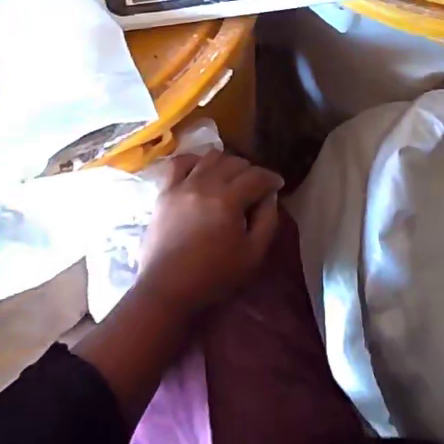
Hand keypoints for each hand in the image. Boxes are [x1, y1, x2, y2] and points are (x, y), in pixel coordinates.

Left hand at [135, 152, 282, 313]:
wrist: (168, 286)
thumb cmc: (214, 275)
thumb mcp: (253, 255)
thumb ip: (267, 221)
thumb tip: (270, 196)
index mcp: (228, 200)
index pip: (256, 176)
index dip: (271, 178)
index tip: (278, 184)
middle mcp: (205, 184)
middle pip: (234, 162)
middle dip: (250, 170)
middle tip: (256, 185)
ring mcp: (182, 184)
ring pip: (209, 157)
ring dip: (226, 162)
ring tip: (231, 176)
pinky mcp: (165, 190)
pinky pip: (179, 162)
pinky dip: (194, 159)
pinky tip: (200, 169)